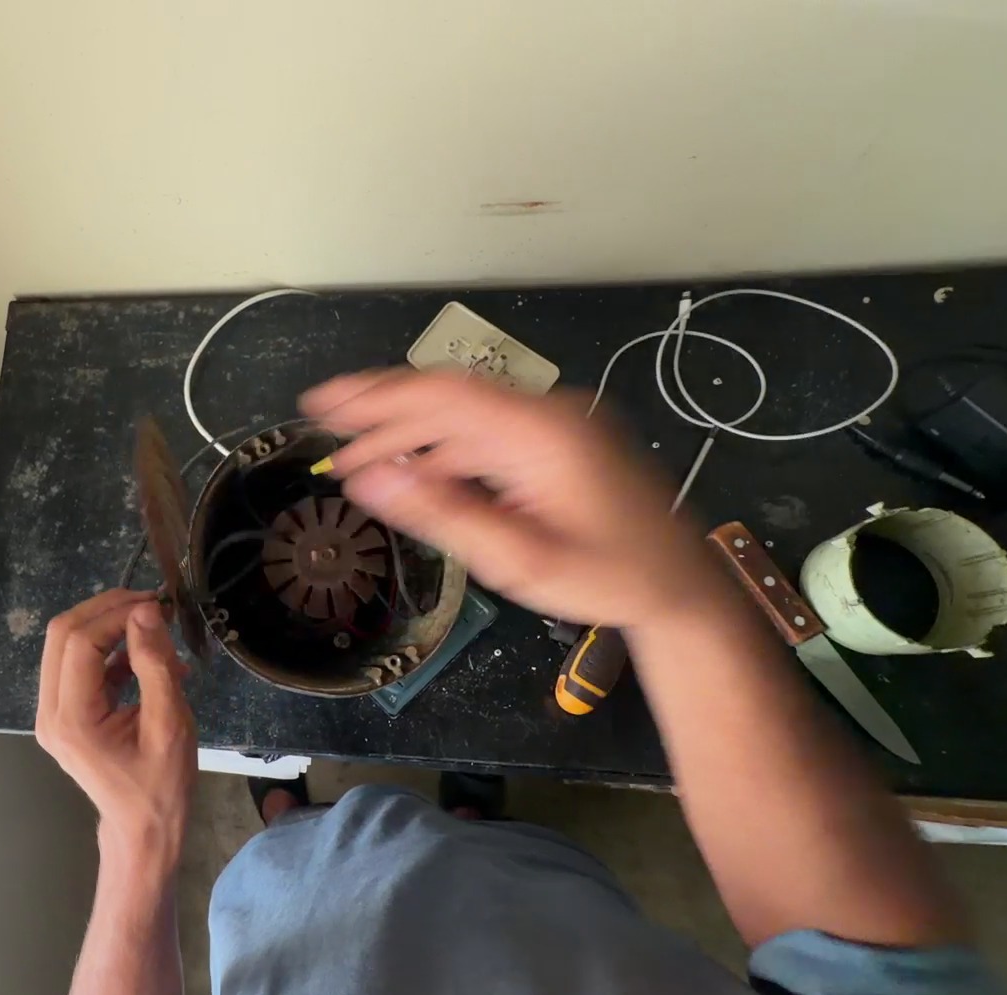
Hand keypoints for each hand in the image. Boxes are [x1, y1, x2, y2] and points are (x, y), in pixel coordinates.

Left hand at [36, 589, 196, 871]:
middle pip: (63, 635)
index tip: (157, 605)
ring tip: (154, 627)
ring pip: (67, 645)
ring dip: (108, 627)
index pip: (80, 642)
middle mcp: (51, 712)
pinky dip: (110, 650)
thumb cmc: (161, 787)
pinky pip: (78, 665)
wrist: (143, 832)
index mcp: (72, 720)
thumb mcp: (170, 725)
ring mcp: (53, 714)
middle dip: (106, 610)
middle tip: (151, 604)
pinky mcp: (64, 715)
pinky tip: (148, 658)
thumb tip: (146, 612)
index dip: (116, 613)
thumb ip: (155, 666)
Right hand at [302, 370, 728, 629]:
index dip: (375, 393)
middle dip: (380, 413)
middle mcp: (546, 414)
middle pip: (446, 399)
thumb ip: (440, 514)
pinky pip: (483, 436)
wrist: (681, 587)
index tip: (325, 400)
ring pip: (461, 418)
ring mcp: (552, 426)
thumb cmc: (609, 578)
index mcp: (541, 432)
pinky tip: (411, 473)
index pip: (441, 395)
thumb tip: (370, 482)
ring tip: (354, 462)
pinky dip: (440, 452)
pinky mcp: (553, 443)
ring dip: (406, 436)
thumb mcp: (518, 558)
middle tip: (325, 425)